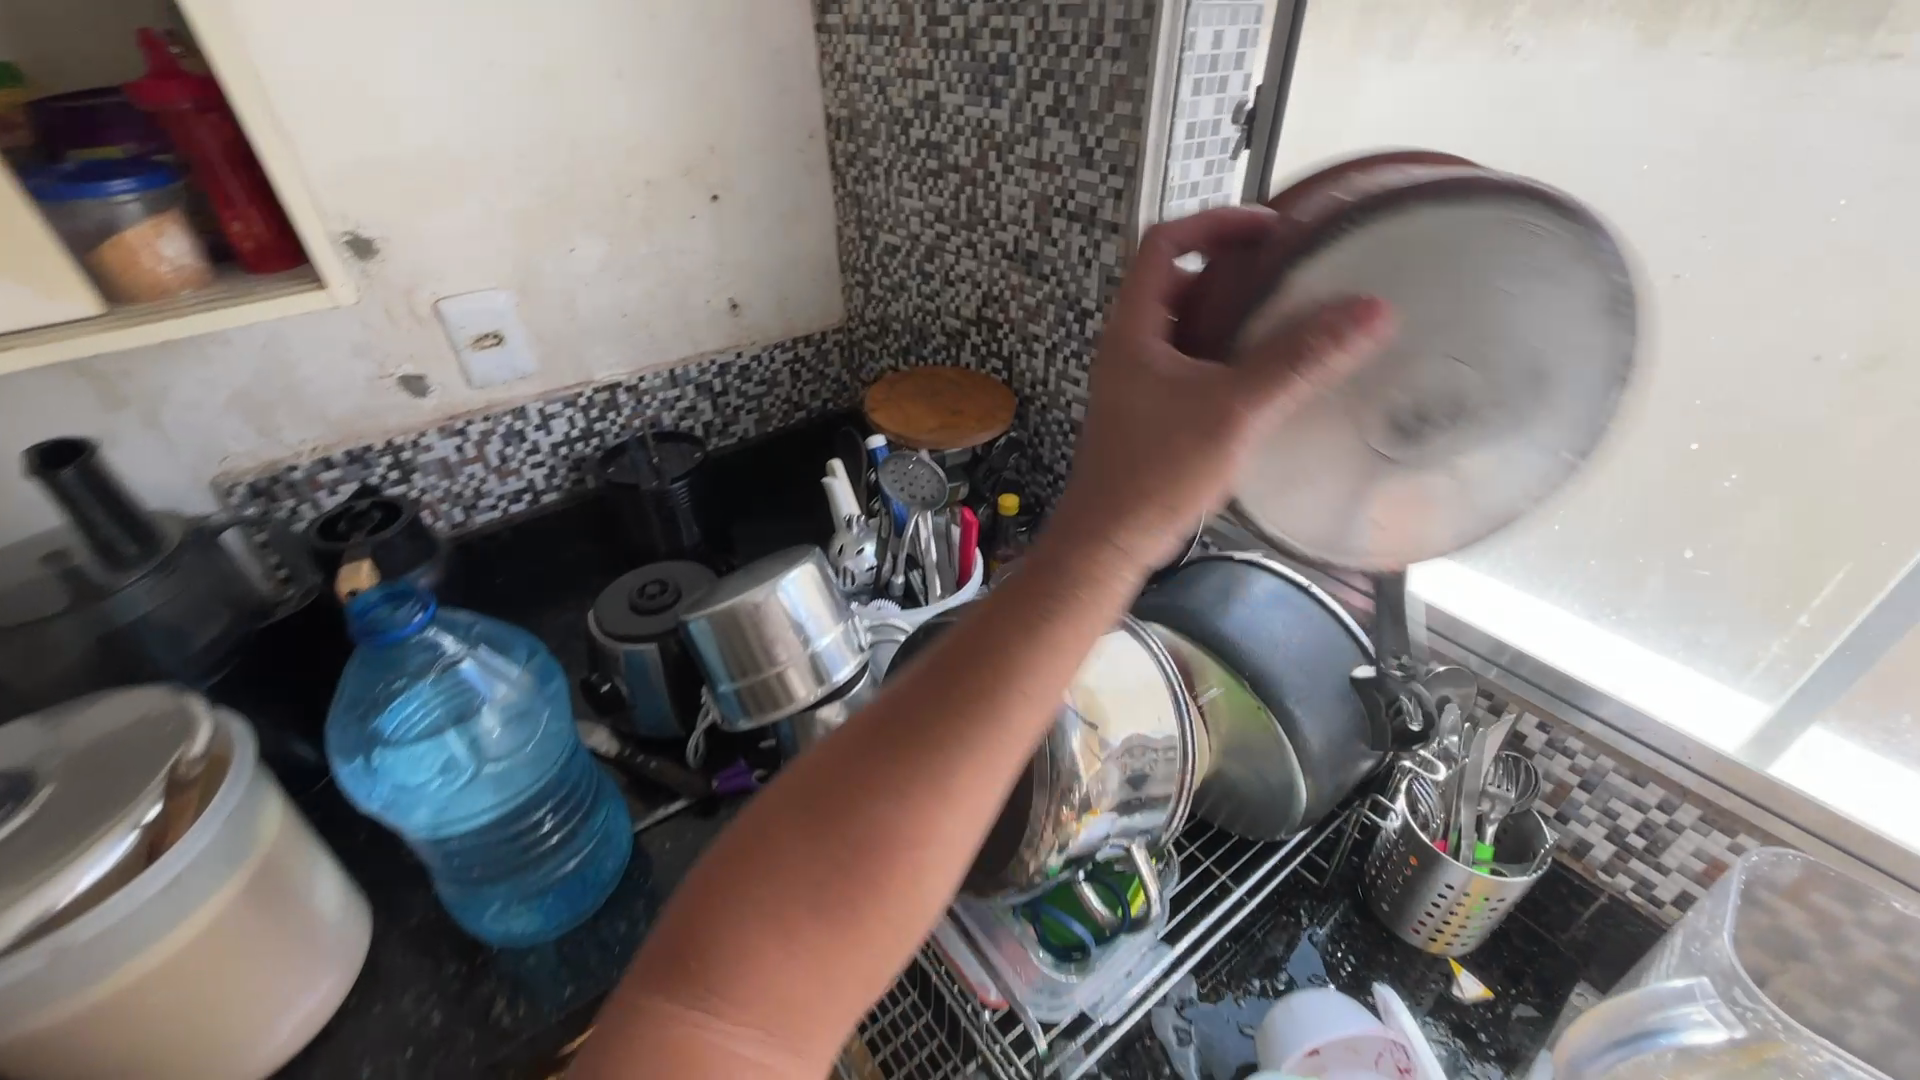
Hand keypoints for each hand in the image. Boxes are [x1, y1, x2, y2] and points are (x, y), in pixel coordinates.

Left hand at [1048, 206, 1396, 573]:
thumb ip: (1298, 361)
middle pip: (1177, 282)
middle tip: (1288, 273)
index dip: (1216, 222)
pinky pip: (1189, 367)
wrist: (1109, 541)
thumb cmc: (1156, 472)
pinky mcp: (1148, 414)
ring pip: (1185, 329)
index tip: (1271, 228)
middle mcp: (1128, 348)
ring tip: (1289, 319)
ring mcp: (1135, 383)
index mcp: (1133, 329)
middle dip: (1231, 271)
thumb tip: (1370, 310)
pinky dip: (1224, 358)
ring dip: (1230, 317)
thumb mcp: (1233, 411)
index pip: (1165, 242)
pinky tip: (1266, 378)